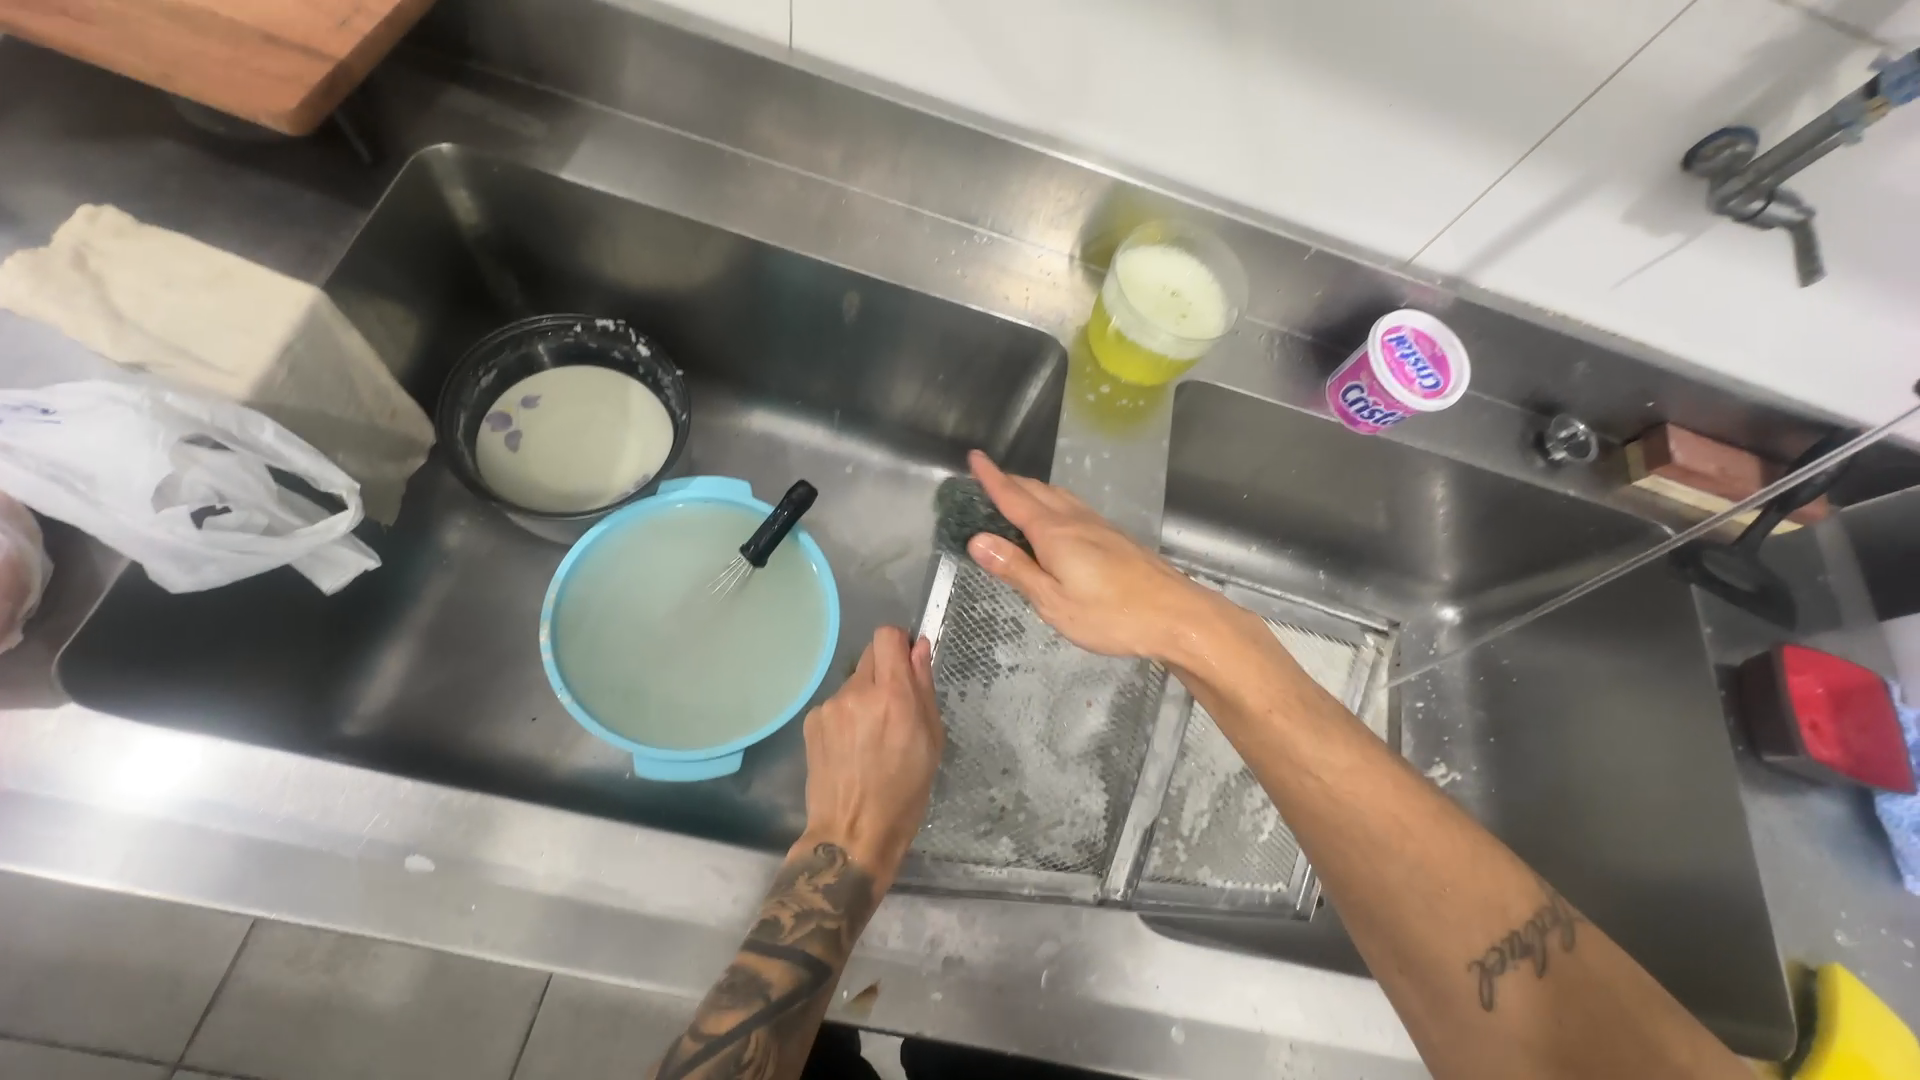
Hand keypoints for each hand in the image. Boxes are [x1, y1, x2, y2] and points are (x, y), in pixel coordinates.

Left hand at [794, 625, 942, 894]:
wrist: (852, 833)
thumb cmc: (905, 792)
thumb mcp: (931, 740)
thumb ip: (923, 687)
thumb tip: (919, 648)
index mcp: (893, 695)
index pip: (887, 636)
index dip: (900, 643)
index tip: (907, 663)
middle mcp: (857, 692)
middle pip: (871, 655)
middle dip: (886, 672)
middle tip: (894, 708)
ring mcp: (829, 706)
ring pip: (854, 683)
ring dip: (866, 697)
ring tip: (872, 739)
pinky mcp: (812, 722)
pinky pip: (837, 705)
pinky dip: (847, 717)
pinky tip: (851, 748)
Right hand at [965, 450, 1231, 663]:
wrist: (1176, 616)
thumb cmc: (1111, 615)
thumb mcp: (1053, 601)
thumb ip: (1015, 569)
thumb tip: (977, 540)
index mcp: (1054, 533)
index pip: (1014, 498)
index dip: (991, 478)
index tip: (974, 458)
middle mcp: (1075, 521)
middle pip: (1036, 491)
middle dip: (1009, 482)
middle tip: (986, 479)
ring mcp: (1099, 527)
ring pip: (1058, 496)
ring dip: (1032, 490)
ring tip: (1016, 495)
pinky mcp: (1114, 538)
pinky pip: (1073, 508)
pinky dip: (1052, 503)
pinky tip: (1056, 518)